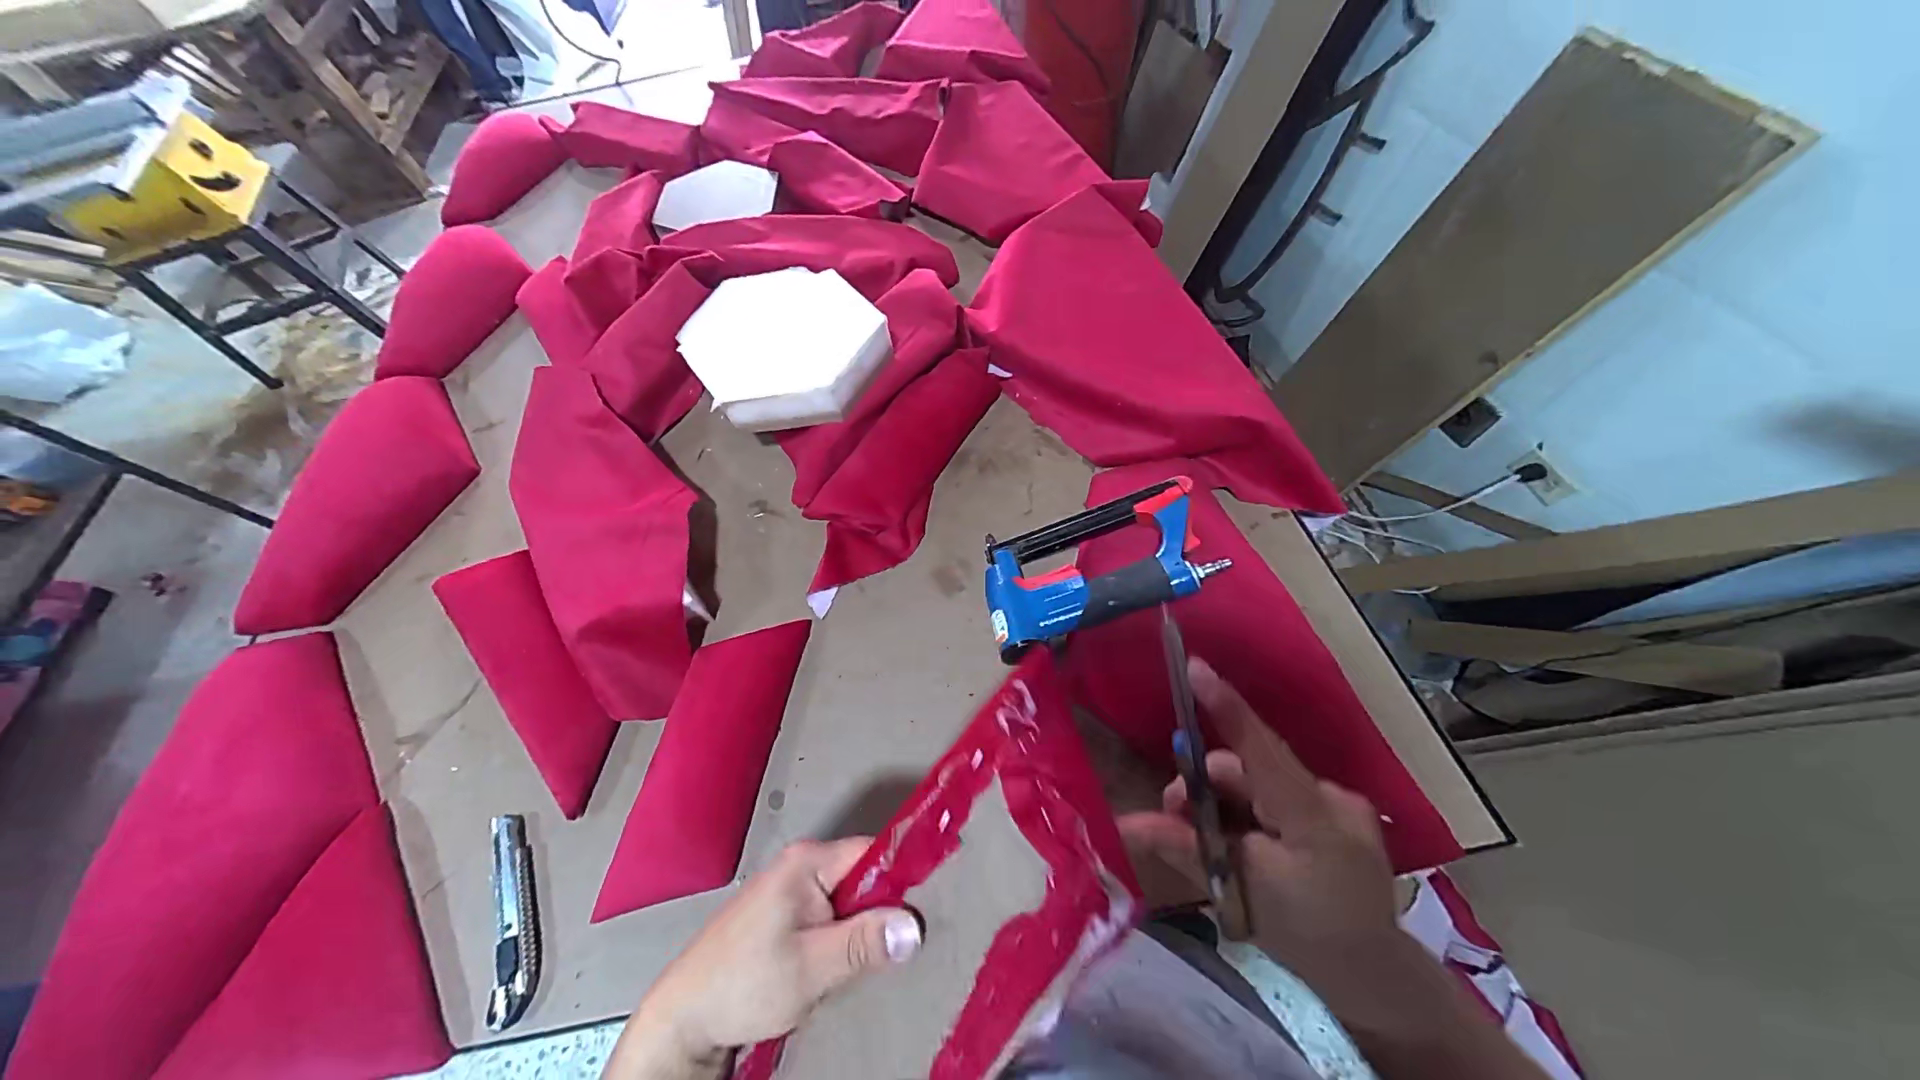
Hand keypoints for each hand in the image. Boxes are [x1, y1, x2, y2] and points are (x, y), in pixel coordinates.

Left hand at [604, 838, 921, 1079]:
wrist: (685, 1018)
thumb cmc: (738, 985)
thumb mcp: (810, 968)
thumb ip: (864, 942)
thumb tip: (912, 925)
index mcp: (807, 862)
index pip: (874, 852)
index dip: (902, 877)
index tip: (924, 907)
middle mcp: (802, 866)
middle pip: (865, 876)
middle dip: (880, 912)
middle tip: (889, 949)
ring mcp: (794, 890)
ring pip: (850, 901)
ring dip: (861, 931)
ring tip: (858, 962)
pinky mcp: (789, 914)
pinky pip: (834, 916)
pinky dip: (843, 939)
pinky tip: (837, 966)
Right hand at [1119, 659, 1548, 1079]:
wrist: (1372, 974)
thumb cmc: (1305, 932)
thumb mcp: (1237, 891)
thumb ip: (1184, 846)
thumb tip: (1125, 823)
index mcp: (1312, 816)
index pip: (1262, 749)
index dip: (1226, 706)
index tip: (1195, 665)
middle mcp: (1331, 797)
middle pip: (1249, 768)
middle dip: (1204, 786)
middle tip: (1173, 813)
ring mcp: (1339, 804)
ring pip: (1260, 783)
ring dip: (1223, 802)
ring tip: (1207, 839)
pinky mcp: (1337, 814)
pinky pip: (1277, 796)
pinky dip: (1248, 810)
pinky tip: (1240, 840)